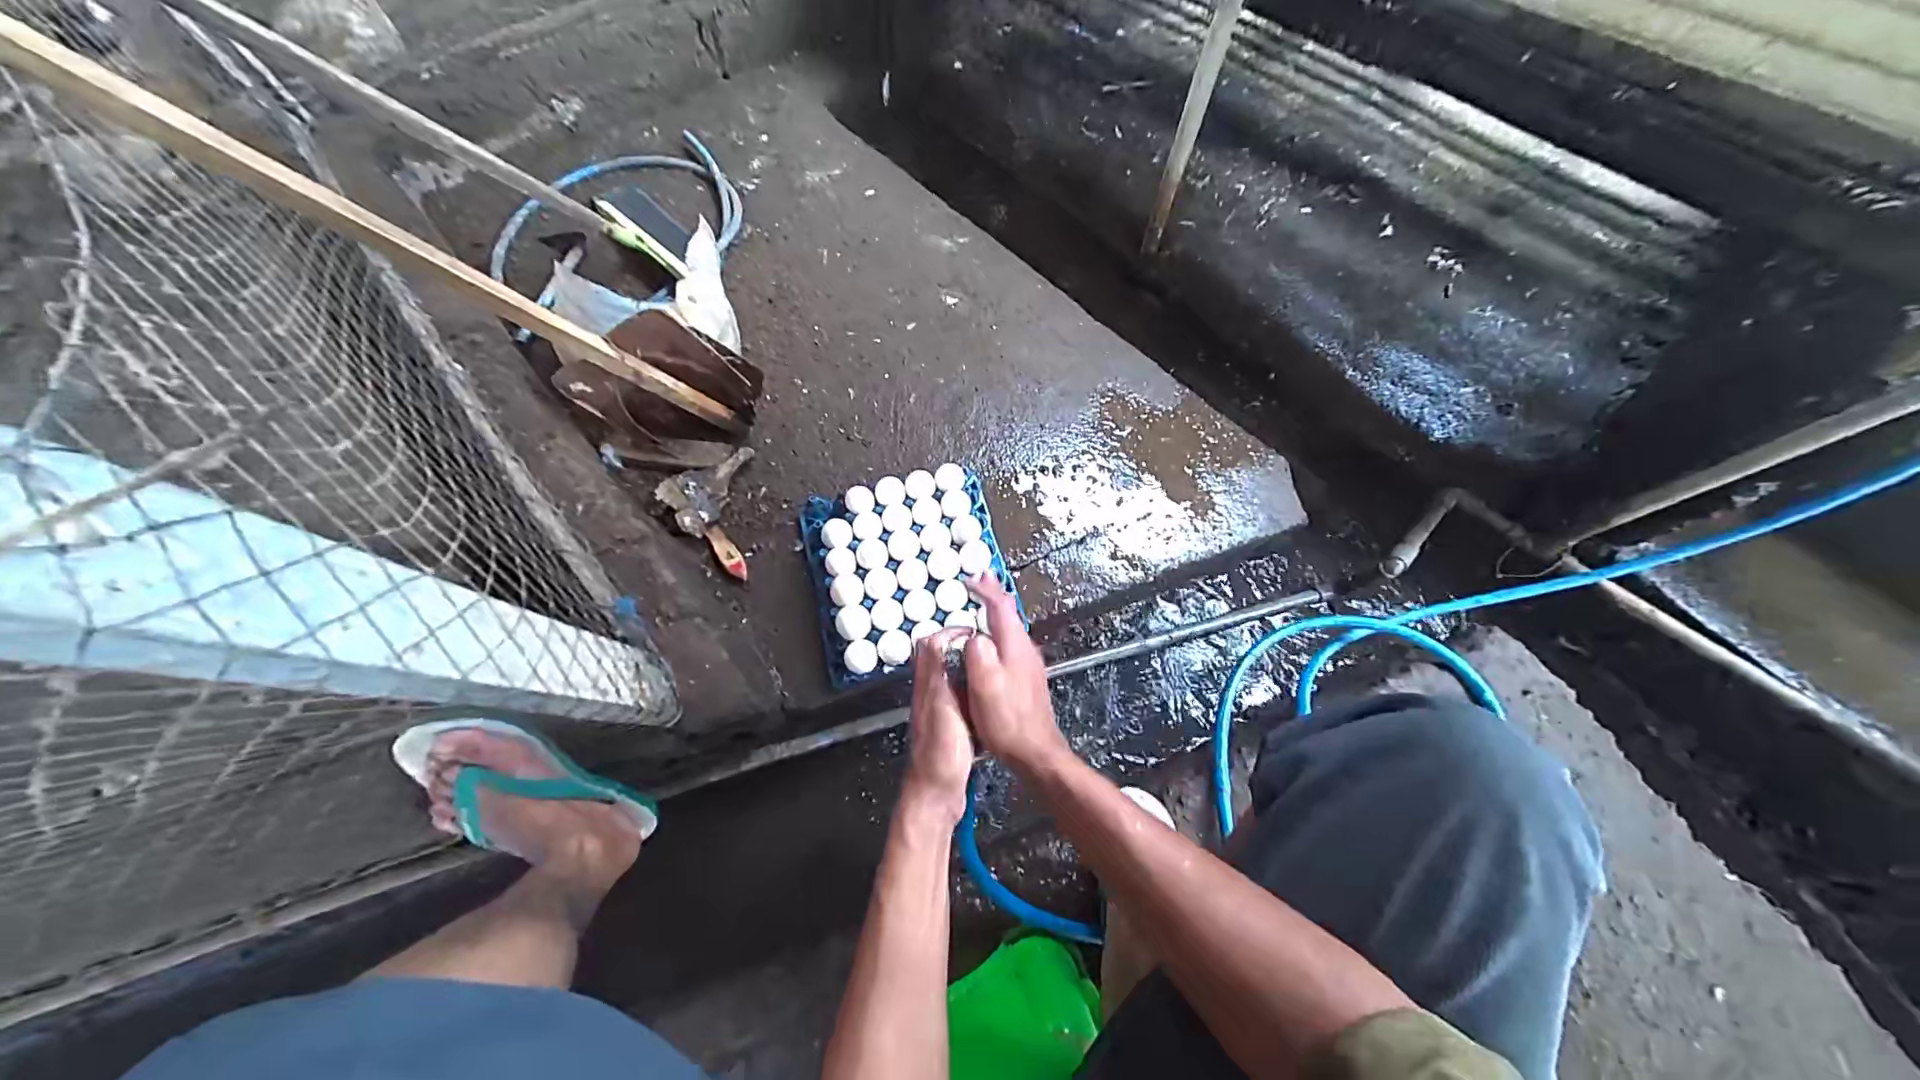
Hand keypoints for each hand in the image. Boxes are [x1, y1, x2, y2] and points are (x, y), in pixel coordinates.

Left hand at [902, 629, 975, 822]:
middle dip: (963, 650)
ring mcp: (941, 714)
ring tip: (994, 668)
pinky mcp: (952, 730)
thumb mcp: (940, 707)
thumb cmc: (940, 752)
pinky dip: (975, 696)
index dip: (950, 633)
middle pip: (942, 662)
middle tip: (989, 647)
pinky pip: (963, 703)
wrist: (936, 796)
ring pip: (954, 682)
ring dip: (970, 672)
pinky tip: (991, 700)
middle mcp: (930, 697)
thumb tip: (936, 637)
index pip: (931, 647)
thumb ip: (937, 674)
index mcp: (926, 687)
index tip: (975, 631)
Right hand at [962, 575, 1072, 772]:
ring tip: (981, 605)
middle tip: (979, 580)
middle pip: (1008, 614)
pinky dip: (997, 633)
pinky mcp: (1026, 679)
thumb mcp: (985, 683)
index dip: (985, 589)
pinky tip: (989, 643)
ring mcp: (1028, 665)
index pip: (1000, 606)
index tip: (970, 578)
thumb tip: (973, 636)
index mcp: (1014, 645)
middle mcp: (1025, 649)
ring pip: (1009, 629)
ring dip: (995, 614)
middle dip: (992, 595)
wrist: (1036, 752)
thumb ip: (977, 652)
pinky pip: (1009, 645)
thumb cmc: (1008, 720)